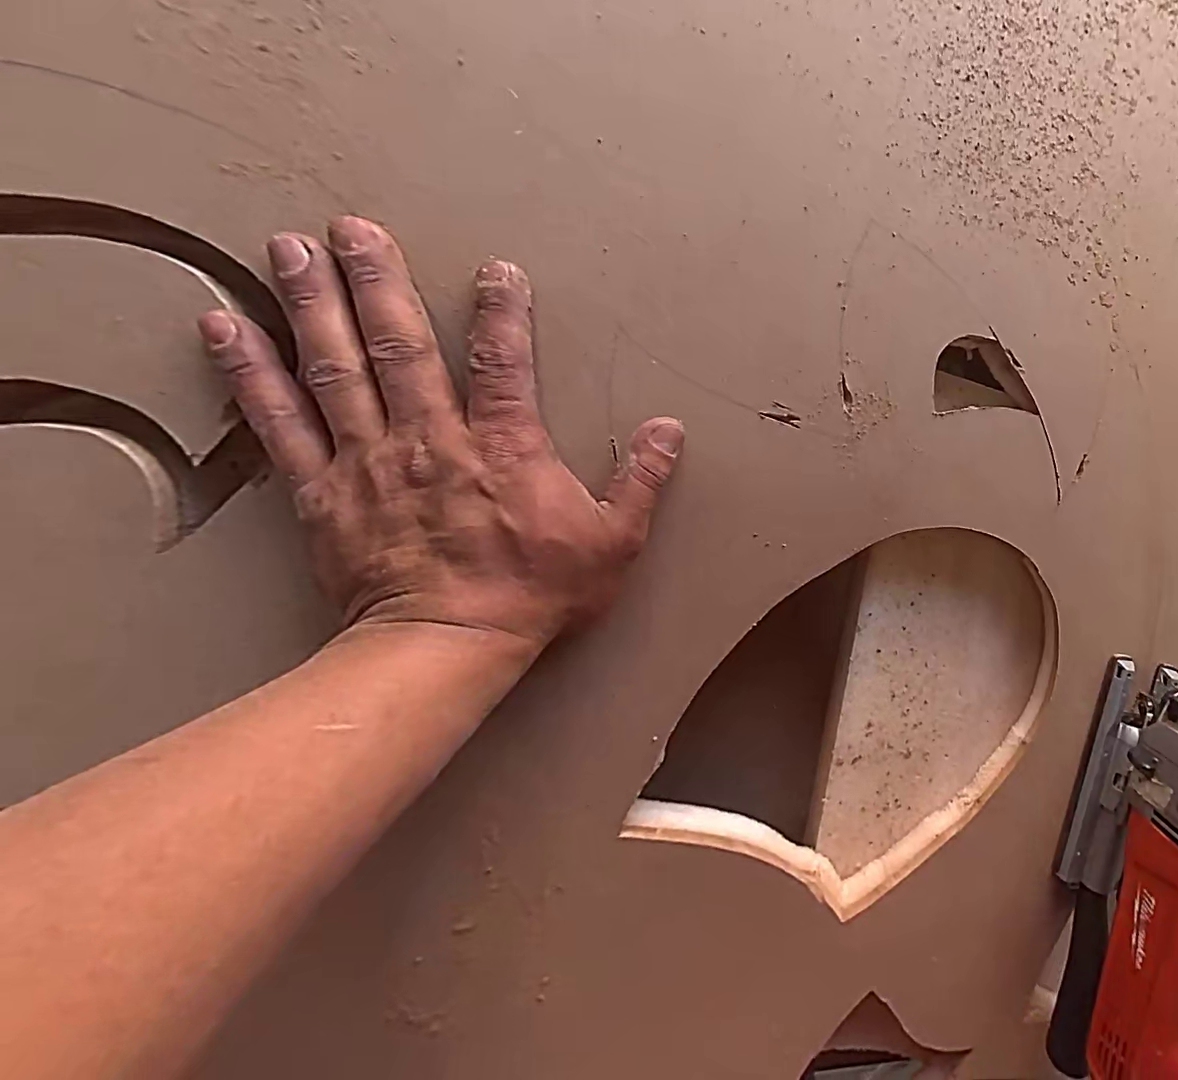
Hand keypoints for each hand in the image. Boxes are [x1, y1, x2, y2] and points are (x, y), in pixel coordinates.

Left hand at [197, 215, 682, 647]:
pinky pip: (283, 423)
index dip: (502, 314)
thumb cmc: (540, 591)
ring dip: (313, 306)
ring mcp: (372, 462)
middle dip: (379, 284)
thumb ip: (642, 480)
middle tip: (353, 229)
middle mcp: (434, 441)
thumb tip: (669, 430)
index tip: (495, 270)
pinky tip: (226, 327)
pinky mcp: (326, 492)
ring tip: (289, 249)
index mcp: (508, 450)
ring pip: (337, 370)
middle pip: (401, 349)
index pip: (504, 365)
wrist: (452, 642)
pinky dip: (251, 373)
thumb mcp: (617, 539)